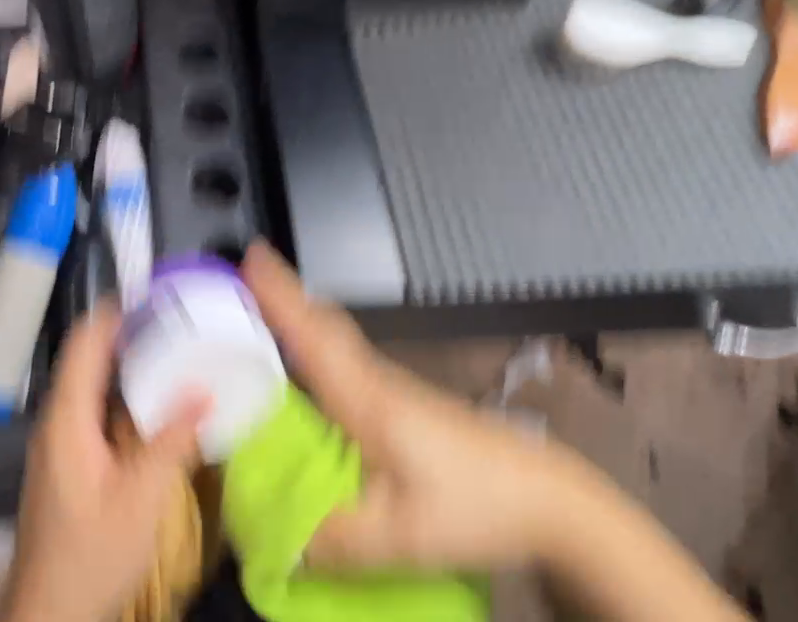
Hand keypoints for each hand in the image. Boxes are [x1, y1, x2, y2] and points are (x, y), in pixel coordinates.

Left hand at [2, 305, 206, 621]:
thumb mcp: (140, 500)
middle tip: (176, 319)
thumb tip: (204, 388)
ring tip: (174, 350)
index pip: (85, 343)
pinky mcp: (67, 459)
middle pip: (87, 358)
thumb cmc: (91, 552)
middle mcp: (56, 419)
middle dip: (127, 333)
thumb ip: (171, 441)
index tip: (154, 293)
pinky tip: (156, 402)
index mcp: (67, 418)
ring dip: (127, 364)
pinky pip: (94, 408)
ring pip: (91, 384)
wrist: (49, 609)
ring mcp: (58, 440)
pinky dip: (122, 393)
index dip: (115, 311)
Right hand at [242, 241, 591, 573]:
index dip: (279, 296)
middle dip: (286, 298)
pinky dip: (321, 350)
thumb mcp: (400, 537)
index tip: (251, 255)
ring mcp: (396, 391)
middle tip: (246, 279)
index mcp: (366, 401)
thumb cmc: (475, 505)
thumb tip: (275, 542)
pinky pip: (350, 366)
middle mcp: (377, 383)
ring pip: (339, 344)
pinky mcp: (409, 408)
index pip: (313, 337)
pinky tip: (313, 376)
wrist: (551, 502)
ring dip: (301, 322)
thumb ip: (332, 540)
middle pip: (325, 327)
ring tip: (265, 318)